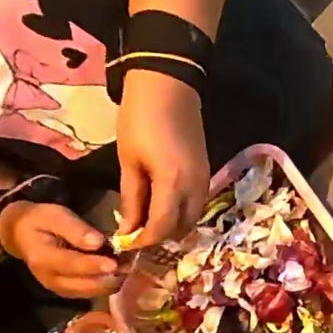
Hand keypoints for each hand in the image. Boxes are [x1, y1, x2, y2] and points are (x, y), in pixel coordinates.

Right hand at [0, 201, 122, 299]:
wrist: (21, 234)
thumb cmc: (40, 221)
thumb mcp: (54, 215)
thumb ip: (75, 229)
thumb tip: (97, 242)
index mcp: (43, 258)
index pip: (71, 264)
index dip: (94, 265)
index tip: (114, 264)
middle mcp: (50, 279)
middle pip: (84, 285)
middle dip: (109, 277)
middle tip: (131, 265)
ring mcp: (59, 288)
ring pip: (90, 292)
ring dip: (111, 282)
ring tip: (129, 268)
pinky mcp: (68, 291)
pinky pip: (91, 293)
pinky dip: (107, 285)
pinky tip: (121, 273)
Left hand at [114, 73, 210, 246]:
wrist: (169, 88)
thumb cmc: (140, 120)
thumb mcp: (129, 161)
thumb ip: (132, 198)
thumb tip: (127, 229)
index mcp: (173, 183)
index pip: (162, 227)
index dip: (144, 241)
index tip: (125, 244)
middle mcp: (195, 187)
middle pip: (183, 228)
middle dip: (160, 237)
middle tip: (136, 236)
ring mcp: (205, 181)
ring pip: (193, 218)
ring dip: (173, 226)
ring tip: (148, 223)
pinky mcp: (206, 174)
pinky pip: (197, 204)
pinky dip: (182, 213)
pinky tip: (163, 208)